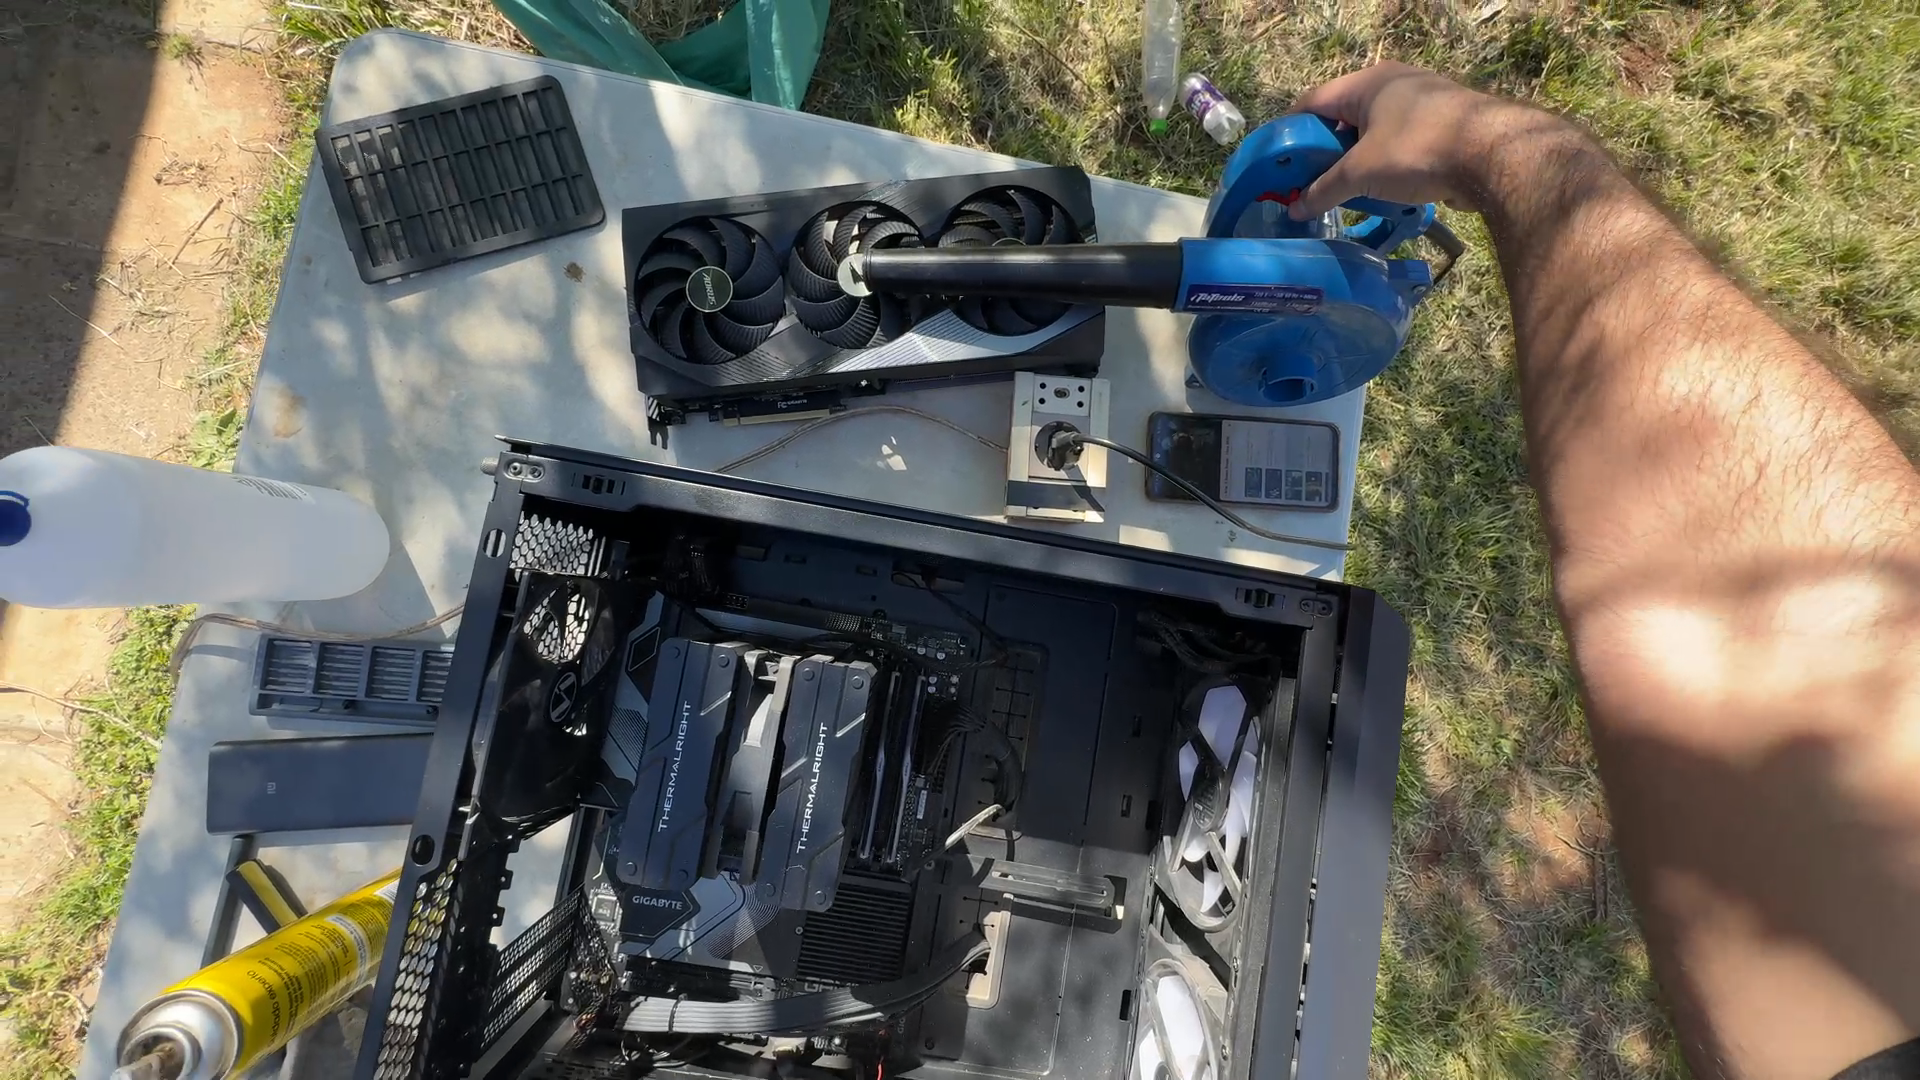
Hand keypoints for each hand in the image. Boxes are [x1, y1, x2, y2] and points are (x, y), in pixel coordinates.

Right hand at [1284, 62, 1539, 219]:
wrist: (1490, 155)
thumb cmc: (1415, 150)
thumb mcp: (1358, 173)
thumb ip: (1321, 190)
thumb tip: (1294, 209)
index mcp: (1368, 84)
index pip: (1313, 101)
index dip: (1289, 129)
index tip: (1274, 159)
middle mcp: (1392, 86)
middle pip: (1339, 117)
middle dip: (1317, 148)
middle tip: (1300, 180)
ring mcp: (1417, 104)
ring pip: (1366, 133)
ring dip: (1345, 160)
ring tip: (1329, 189)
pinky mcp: (1435, 127)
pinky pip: (1390, 144)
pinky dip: (1372, 165)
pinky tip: (1365, 190)